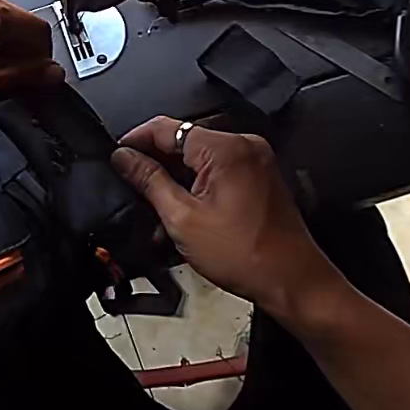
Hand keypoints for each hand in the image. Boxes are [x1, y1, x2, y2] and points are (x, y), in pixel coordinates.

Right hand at [110, 118, 347, 326]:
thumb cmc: (247, 255)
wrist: (291, 280)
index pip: (168, 128)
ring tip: (154, 202)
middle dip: (154, 159)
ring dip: (174, 173)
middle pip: (184, 139)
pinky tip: (181, 205)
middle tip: (131, 182)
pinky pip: (218, 167)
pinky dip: (196, 181)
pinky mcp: (258, 174)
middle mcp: (244, 145)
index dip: (136, 139)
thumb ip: (149, 181)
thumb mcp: (182, 218)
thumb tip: (124, 157)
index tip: (117, 154)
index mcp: (226, 149)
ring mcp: (254, 159)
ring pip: (199, 155)